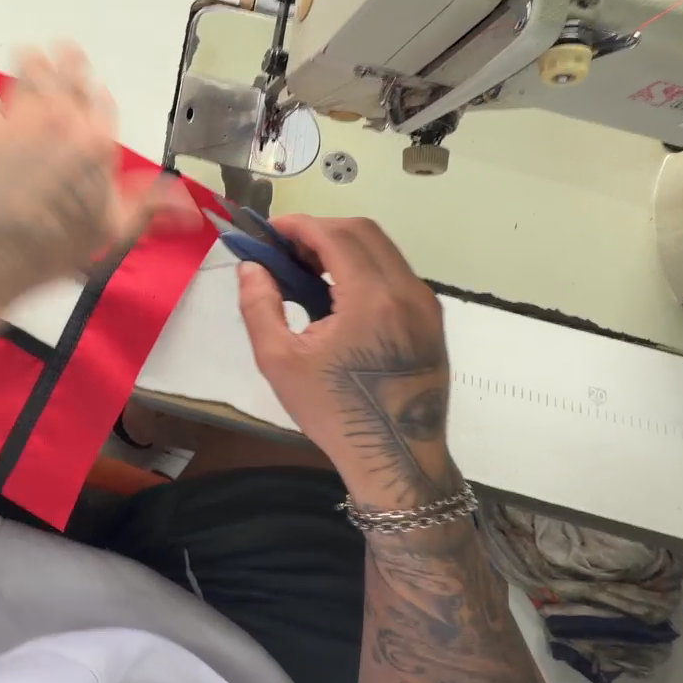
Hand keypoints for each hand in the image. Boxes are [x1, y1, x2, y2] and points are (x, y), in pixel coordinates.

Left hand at [0, 44, 189, 308]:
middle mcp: (62, 120)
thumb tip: (188, 204)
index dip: (92, 93)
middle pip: (66, 75)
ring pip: (28, 73)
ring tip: (27, 56)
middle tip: (57, 52)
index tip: (87, 88)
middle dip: (63, 63)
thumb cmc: (51, 249)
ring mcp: (19, 119)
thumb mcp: (110, 230)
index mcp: (97, 142)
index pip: (101, 101)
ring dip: (29, 63)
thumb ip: (147, 205)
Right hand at [234, 216, 459, 508]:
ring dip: (341, 246)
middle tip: (283, 249)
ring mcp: (425, 306)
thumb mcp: (278, 359)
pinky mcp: (430, 320)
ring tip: (304, 269)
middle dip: (319, 230)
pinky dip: (361, 266)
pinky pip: (394, 272)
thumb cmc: (333, 410)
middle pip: (363, 232)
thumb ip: (259, 305)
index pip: (335, 236)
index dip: (298, 225)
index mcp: (372, 300)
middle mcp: (407, 293)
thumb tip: (252, 266)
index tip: (268, 232)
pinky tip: (334, 292)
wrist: (396, 458)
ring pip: (382, 249)